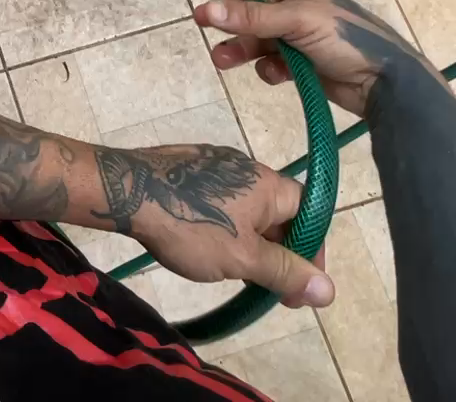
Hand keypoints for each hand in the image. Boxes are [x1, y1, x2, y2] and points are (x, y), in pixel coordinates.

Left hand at [95, 144, 333, 308]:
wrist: (124, 190)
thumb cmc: (190, 224)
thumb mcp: (244, 258)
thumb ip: (286, 272)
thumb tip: (330, 291)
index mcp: (266, 182)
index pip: (309, 210)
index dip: (312, 248)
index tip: (300, 284)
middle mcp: (242, 165)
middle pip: (278, 211)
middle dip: (279, 251)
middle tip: (266, 288)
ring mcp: (210, 163)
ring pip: (245, 208)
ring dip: (249, 242)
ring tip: (233, 272)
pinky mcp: (184, 168)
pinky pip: (217, 200)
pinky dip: (221, 225)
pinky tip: (203, 245)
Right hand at [196, 0, 434, 116]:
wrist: (384, 84)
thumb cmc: (346, 37)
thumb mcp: (296, 20)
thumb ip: (250, 17)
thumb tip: (205, 10)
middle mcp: (298, 9)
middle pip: (254, 7)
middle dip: (230, 18)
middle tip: (203, 22)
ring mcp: (300, 38)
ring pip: (258, 39)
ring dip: (239, 48)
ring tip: (221, 61)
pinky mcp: (303, 65)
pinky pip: (273, 62)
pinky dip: (268, 68)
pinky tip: (272, 74)